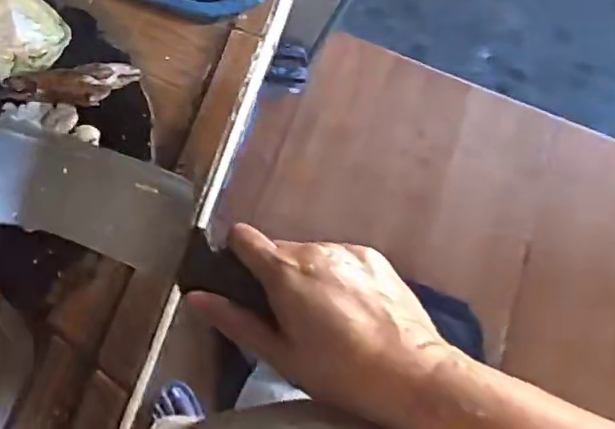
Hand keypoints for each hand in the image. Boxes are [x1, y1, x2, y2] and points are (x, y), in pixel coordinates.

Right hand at [186, 226, 453, 426]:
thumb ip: (236, 321)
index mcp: (282, 270)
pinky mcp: (372, 256)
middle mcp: (309, 248)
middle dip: (279, 276)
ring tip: (333, 319)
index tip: (246, 281)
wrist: (419, 379)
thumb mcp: (282, 357)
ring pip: (311, 255)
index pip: (241, 235)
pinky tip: (358, 311)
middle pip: (278, 251)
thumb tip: (196, 296)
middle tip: (295, 317)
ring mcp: (343, 249)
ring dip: (311, 277)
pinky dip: (340, 277)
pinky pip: (341, 259)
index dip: (238, 255)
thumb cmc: (342, 373)